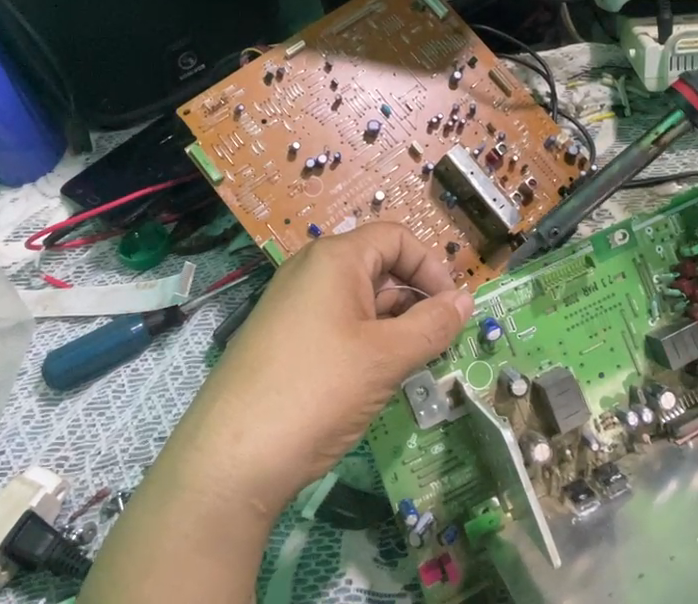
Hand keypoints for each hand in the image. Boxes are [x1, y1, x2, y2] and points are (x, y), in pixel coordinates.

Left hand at [157, 224, 473, 515]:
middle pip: (377, 267)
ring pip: (357, 302)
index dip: (431, 267)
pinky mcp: (282, 342)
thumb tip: (466, 301)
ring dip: (391, 327)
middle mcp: (309, 272)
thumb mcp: (386, 357)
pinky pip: (335, 327)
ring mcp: (292, 308)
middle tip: (436, 344)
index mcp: (334, 259)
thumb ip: (432, 325)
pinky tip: (372, 383)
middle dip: (413, 300)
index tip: (453, 309)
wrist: (231, 458)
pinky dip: (363, 345)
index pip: (395, 238)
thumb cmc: (317, 390)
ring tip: (410, 367)